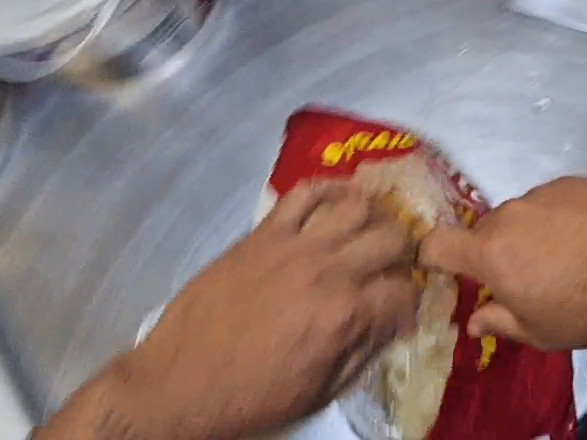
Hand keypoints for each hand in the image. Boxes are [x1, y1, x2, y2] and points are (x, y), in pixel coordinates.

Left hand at [39, 180, 420, 439]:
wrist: (175, 386)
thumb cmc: (248, 398)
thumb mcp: (317, 392)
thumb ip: (363, 352)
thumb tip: (393, 324)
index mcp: (345, 315)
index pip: (404, 291)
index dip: (410, 303)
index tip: (402, 312)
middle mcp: (330, 270)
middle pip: (393, 238)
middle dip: (403, 253)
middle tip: (392, 266)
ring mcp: (297, 244)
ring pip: (359, 205)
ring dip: (375, 217)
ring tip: (371, 229)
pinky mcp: (265, 231)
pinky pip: (307, 191)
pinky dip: (330, 188)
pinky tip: (340, 198)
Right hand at [419, 176, 586, 350]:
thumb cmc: (586, 304)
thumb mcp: (540, 330)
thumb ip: (499, 322)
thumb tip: (475, 320)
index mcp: (492, 253)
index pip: (438, 243)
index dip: (430, 255)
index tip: (441, 268)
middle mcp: (509, 214)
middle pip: (483, 230)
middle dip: (491, 253)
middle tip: (520, 278)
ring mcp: (540, 193)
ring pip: (517, 215)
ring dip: (525, 234)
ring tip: (559, 258)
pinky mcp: (569, 181)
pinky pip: (547, 201)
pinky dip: (554, 217)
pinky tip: (580, 237)